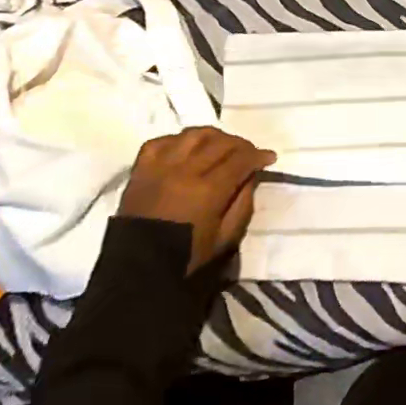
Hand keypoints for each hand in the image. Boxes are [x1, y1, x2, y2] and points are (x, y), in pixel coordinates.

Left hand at [120, 127, 276, 273]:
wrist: (137, 269)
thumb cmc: (186, 256)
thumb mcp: (226, 237)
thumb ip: (243, 203)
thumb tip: (250, 176)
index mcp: (208, 190)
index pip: (240, 159)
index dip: (258, 155)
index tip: (269, 157)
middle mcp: (185, 171)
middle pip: (220, 142)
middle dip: (241, 144)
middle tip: (249, 152)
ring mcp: (160, 168)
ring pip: (193, 135)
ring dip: (213, 136)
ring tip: (221, 145)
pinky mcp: (140, 170)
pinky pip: (161, 142)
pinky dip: (178, 140)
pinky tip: (188, 148)